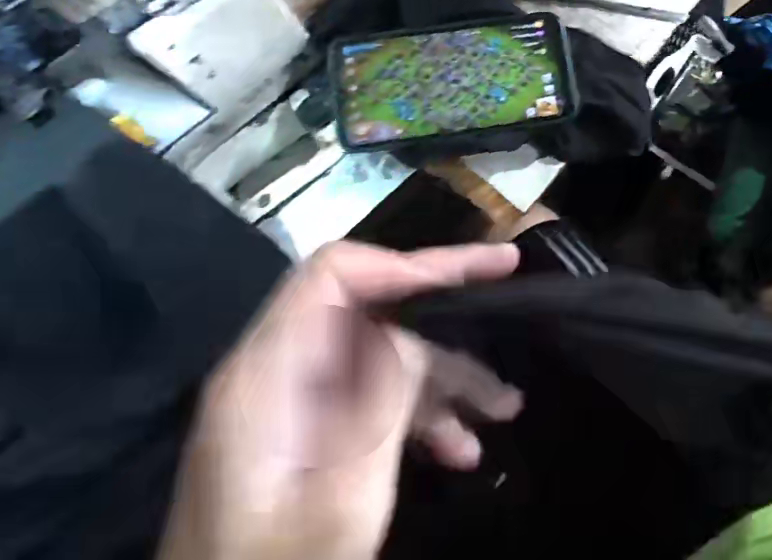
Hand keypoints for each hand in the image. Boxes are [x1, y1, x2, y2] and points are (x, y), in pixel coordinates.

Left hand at [158, 243, 522, 559]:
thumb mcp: (341, 507)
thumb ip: (379, 404)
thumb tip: (415, 337)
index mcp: (266, 374)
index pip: (335, 273)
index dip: (406, 263)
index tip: (470, 275)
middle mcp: (272, 370)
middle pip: (364, 305)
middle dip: (439, 307)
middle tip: (505, 292)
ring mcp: (285, 402)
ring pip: (374, 352)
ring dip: (438, 371)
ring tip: (503, 405)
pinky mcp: (299, 434)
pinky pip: (364, 394)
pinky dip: (414, 410)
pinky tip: (461, 448)